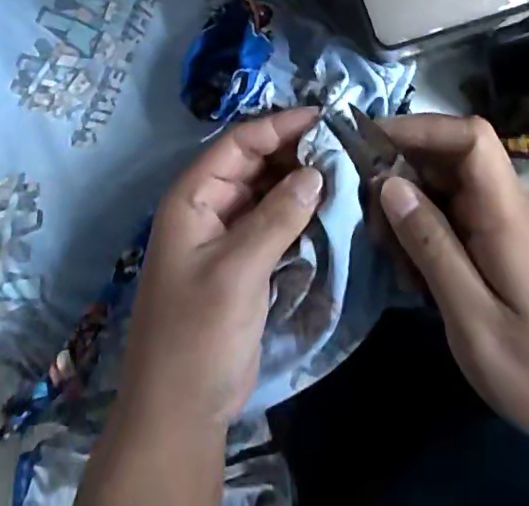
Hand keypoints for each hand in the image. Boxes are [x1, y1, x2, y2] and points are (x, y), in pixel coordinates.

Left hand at [118, 106, 324, 428]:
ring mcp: (228, 236)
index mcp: (193, 198)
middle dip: (296, 152)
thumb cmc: (198, 334)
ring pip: (269, 192)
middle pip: (256, 164)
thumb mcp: (237, 270)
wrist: (180, 410)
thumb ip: (277, 217)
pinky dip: (301, 213)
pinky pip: (276, 223)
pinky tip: (333, 208)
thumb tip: (316, 171)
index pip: (239, 144)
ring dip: (302, 182)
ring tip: (347, 169)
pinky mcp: (246, 262)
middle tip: (345, 144)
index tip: (325, 117)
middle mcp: (210, 208)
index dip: (279, 126)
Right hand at [375, 115, 528, 459]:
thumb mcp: (473, 319)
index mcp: (506, 214)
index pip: (470, 137)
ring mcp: (506, 225)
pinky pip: (456, 217)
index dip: (421, 127)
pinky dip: (426, 235)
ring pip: (447, 188)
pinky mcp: (503, 246)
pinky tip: (416, 277)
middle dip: (402, 175)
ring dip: (410, 211)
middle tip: (372, 224)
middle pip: (450, 157)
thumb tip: (388, 185)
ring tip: (394, 261)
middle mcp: (507, 207)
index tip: (371, 144)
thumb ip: (431, 247)